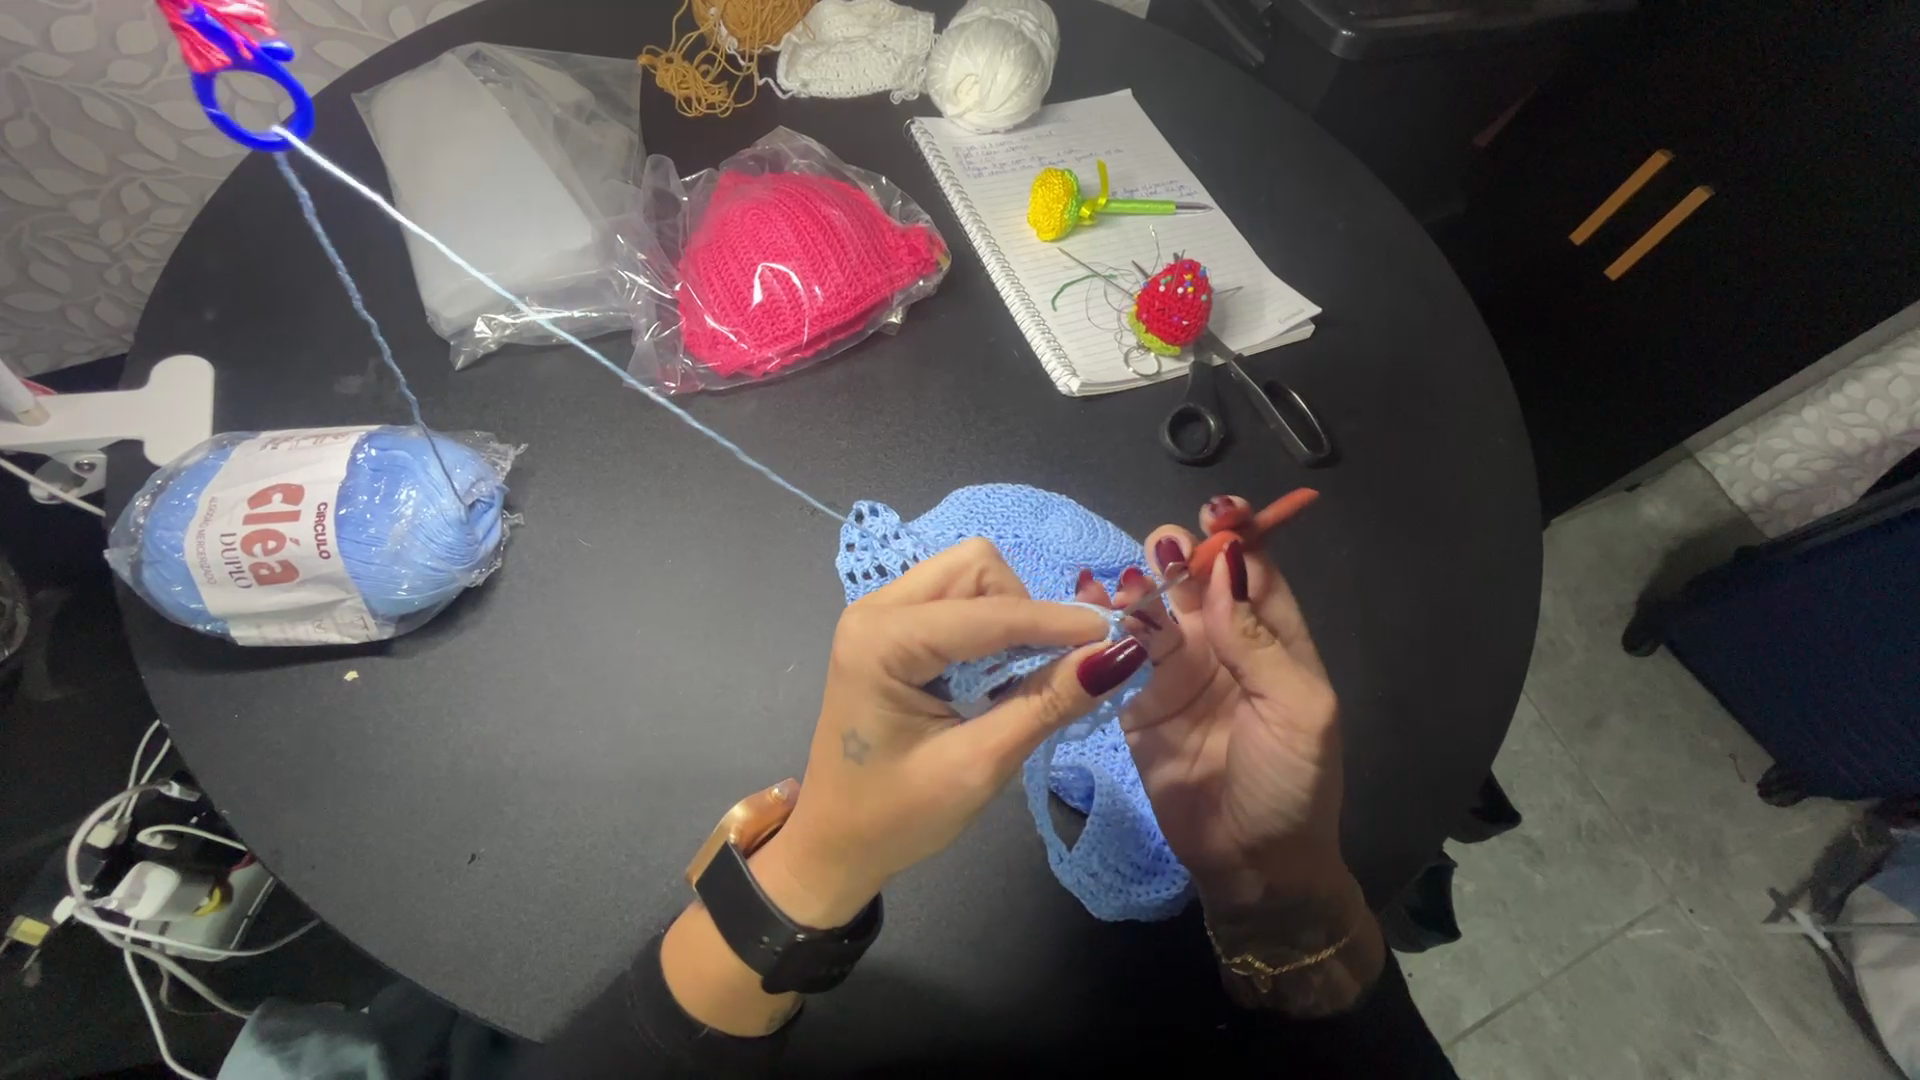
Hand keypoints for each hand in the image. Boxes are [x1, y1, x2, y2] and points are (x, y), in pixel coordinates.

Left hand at [755, 537, 1147, 928]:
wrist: (835, 842)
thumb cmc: (896, 816)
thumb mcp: (978, 766)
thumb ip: (1046, 704)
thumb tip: (1117, 655)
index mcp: (881, 641)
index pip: (988, 612)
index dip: (1055, 622)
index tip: (1115, 638)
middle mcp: (875, 609)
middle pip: (976, 567)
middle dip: (1023, 609)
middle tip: (1044, 669)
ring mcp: (878, 612)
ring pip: (968, 574)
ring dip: (1008, 614)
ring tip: (1016, 675)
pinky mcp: (890, 625)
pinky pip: (955, 596)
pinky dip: (989, 623)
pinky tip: (994, 670)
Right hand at [1076, 496, 1383, 1015]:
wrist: (1249, 863)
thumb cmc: (1291, 785)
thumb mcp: (1297, 711)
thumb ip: (1258, 640)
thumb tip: (1224, 564)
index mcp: (1273, 641)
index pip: (1254, 573)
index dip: (1238, 538)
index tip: (1217, 510)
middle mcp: (1222, 644)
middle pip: (1197, 582)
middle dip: (1181, 556)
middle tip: (1163, 549)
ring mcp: (1177, 669)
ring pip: (1154, 608)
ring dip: (1140, 585)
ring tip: (1125, 580)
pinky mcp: (1137, 696)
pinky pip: (1120, 649)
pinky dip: (1105, 622)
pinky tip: (1090, 600)